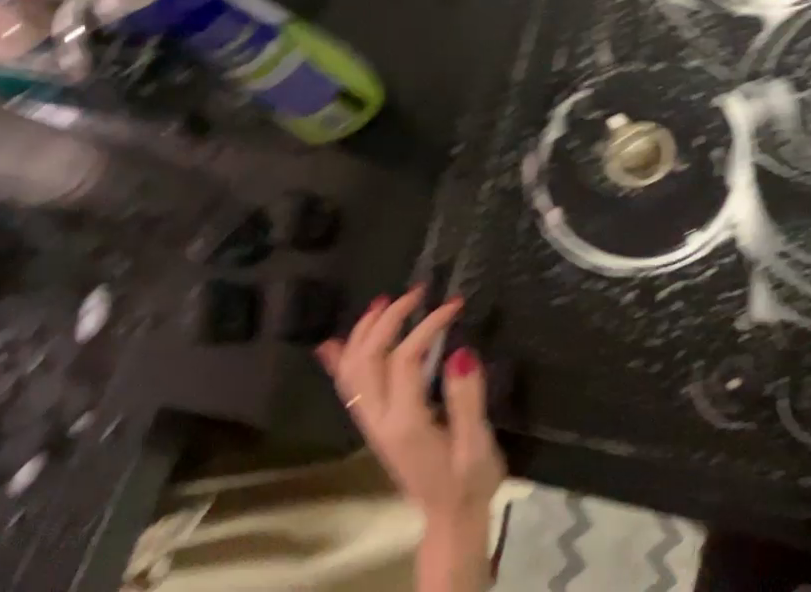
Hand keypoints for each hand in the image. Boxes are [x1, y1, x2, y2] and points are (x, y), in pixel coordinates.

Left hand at [317, 289, 505, 527]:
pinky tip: (333, 343)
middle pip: (369, 357)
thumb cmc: (470, 480)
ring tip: (384, 303)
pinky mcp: (374, 426)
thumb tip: (459, 352)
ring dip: (365, 332)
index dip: (428, 325)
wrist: (451, 518)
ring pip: (352, 370)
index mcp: (406, 421)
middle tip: (418, 293)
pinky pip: (349, 388)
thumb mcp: (477, 442)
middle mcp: (380, 419)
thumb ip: (466, 397)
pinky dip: (340, 361)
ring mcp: (372, 423)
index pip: (406, 358)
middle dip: (390, 319)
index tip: (455, 304)